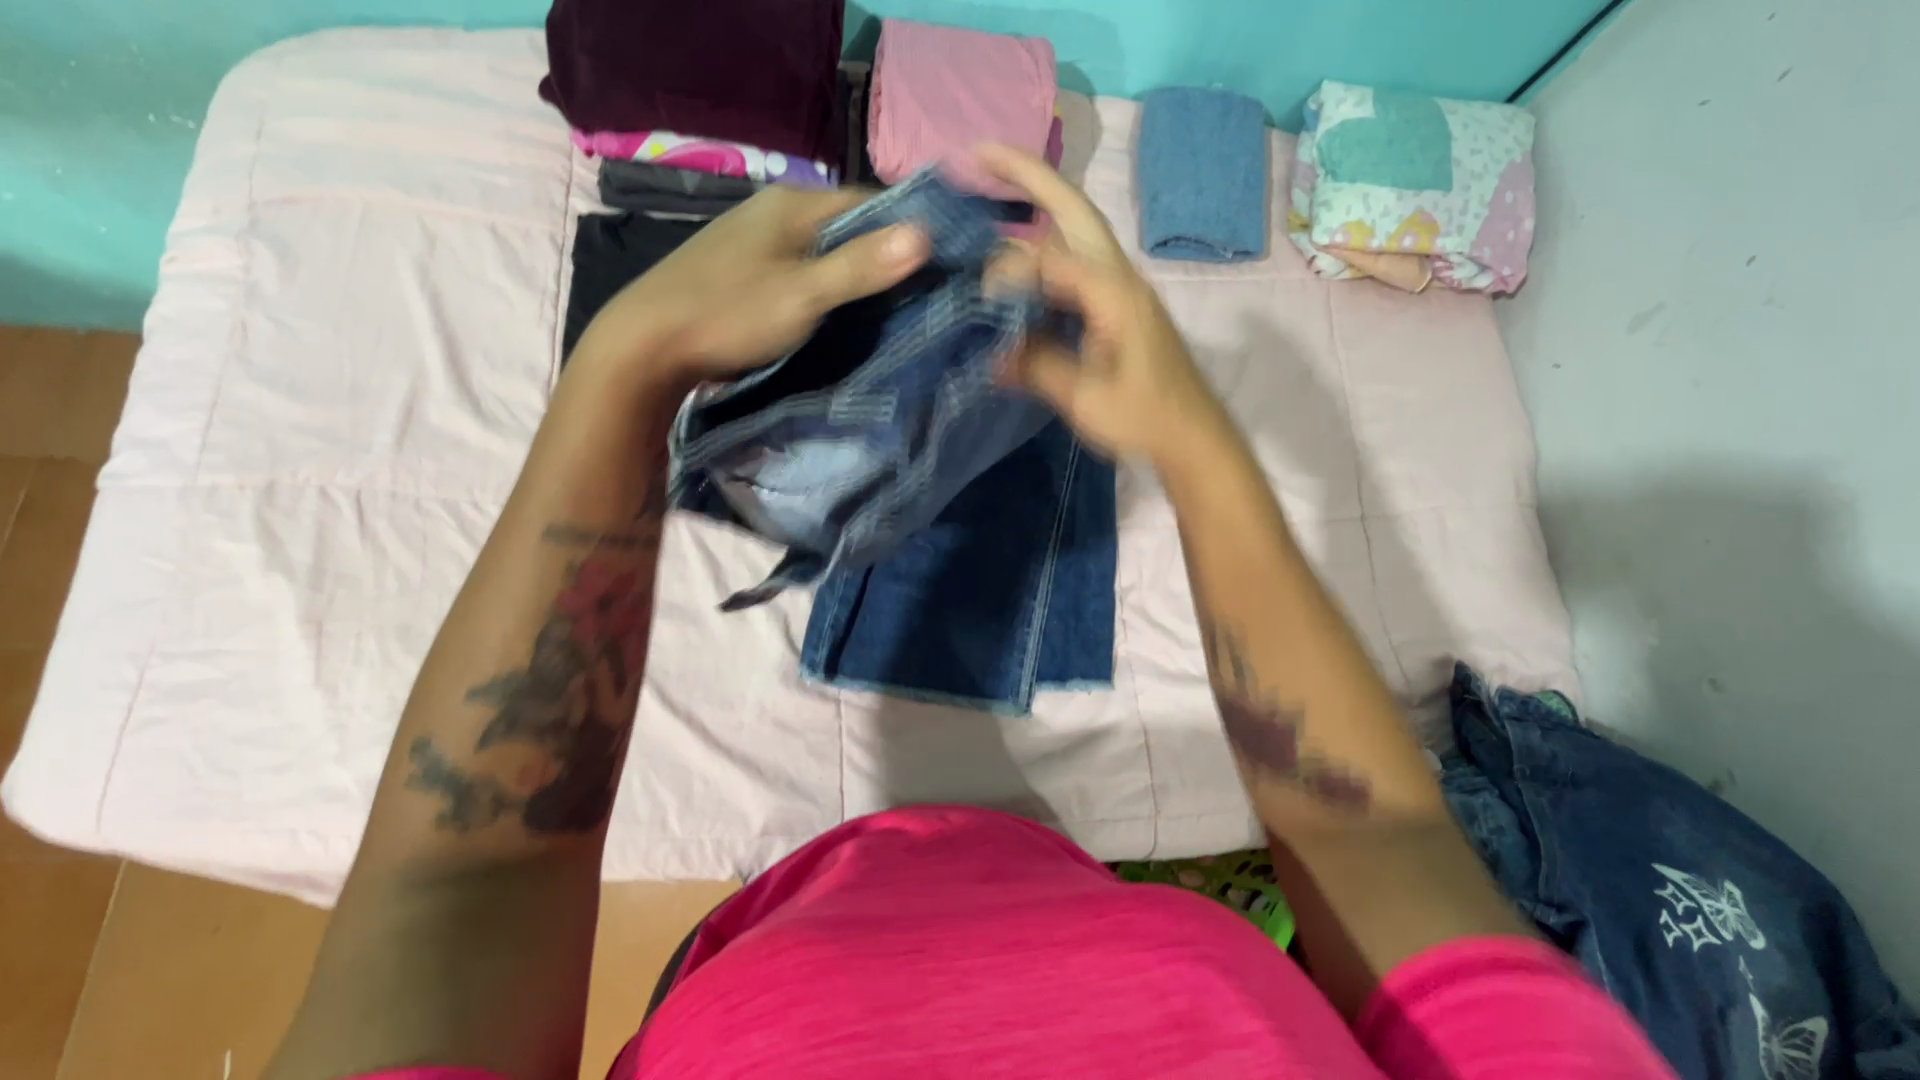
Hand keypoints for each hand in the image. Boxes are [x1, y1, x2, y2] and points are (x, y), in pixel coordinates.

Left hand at [570, 186, 929, 385]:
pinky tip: (833, 314)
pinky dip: (822, 287)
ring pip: (821, 251)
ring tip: (885, 309)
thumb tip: (927, 233)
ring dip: (851, 275)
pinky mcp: (741, 270)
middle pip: (846, 227)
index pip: (869, 202)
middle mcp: (773, 212)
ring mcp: (753, 241)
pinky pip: (798, 270)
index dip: (906, 230)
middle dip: (881, 256)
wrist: (646, 345)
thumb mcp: (803, 293)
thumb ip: (861, 266)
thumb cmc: (729, 313)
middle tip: (918, 295)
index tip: (938, 266)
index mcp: (792, 205)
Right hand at [975, 144, 1228, 465]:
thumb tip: (991, 352)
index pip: (1050, 258)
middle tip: (978, 155)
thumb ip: (1038, 366)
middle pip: (1073, 208)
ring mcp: (1121, 286)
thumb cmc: (1146, 419)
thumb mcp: (1086, 398)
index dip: (1007, 269)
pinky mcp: (1117, 303)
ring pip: (1076, 228)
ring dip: (1036, 202)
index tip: (976, 293)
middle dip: (1027, 175)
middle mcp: (1119, 275)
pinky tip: (1016, 254)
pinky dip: (1043, 242)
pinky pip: (1075, 259)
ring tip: (990, 187)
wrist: (1194, 435)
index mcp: (1114, 293)